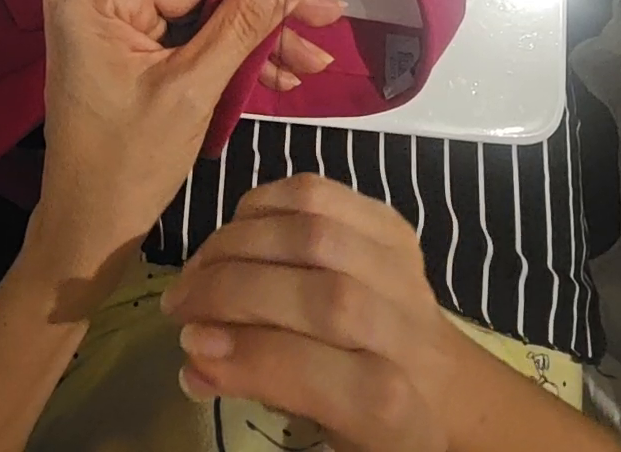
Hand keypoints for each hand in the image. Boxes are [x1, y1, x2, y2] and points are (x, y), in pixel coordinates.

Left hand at [22, 0, 344, 303]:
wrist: (91, 232)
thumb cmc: (129, 165)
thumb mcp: (193, 88)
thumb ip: (244, 22)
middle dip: (263, 3)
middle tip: (326, 18)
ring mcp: (116, 24)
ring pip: (203, 9)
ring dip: (257, 33)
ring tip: (314, 57)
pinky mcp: (132, 50)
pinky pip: (192, 36)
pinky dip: (233, 52)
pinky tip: (282, 73)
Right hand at [160, 174, 465, 451]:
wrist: (440, 380)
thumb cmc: (368, 418)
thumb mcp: (319, 431)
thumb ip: (258, 391)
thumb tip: (192, 359)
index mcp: (403, 415)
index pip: (336, 380)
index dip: (255, 356)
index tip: (191, 345)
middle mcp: (414, 337)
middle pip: (327, 300)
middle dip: (233, 291)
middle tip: (180, 300)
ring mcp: (404, 270)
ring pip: (319, 235)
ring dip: (240, 242)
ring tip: (200, 264)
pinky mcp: (390, 224)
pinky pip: (321, 193)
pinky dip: (266, 202)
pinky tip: (237, 226)